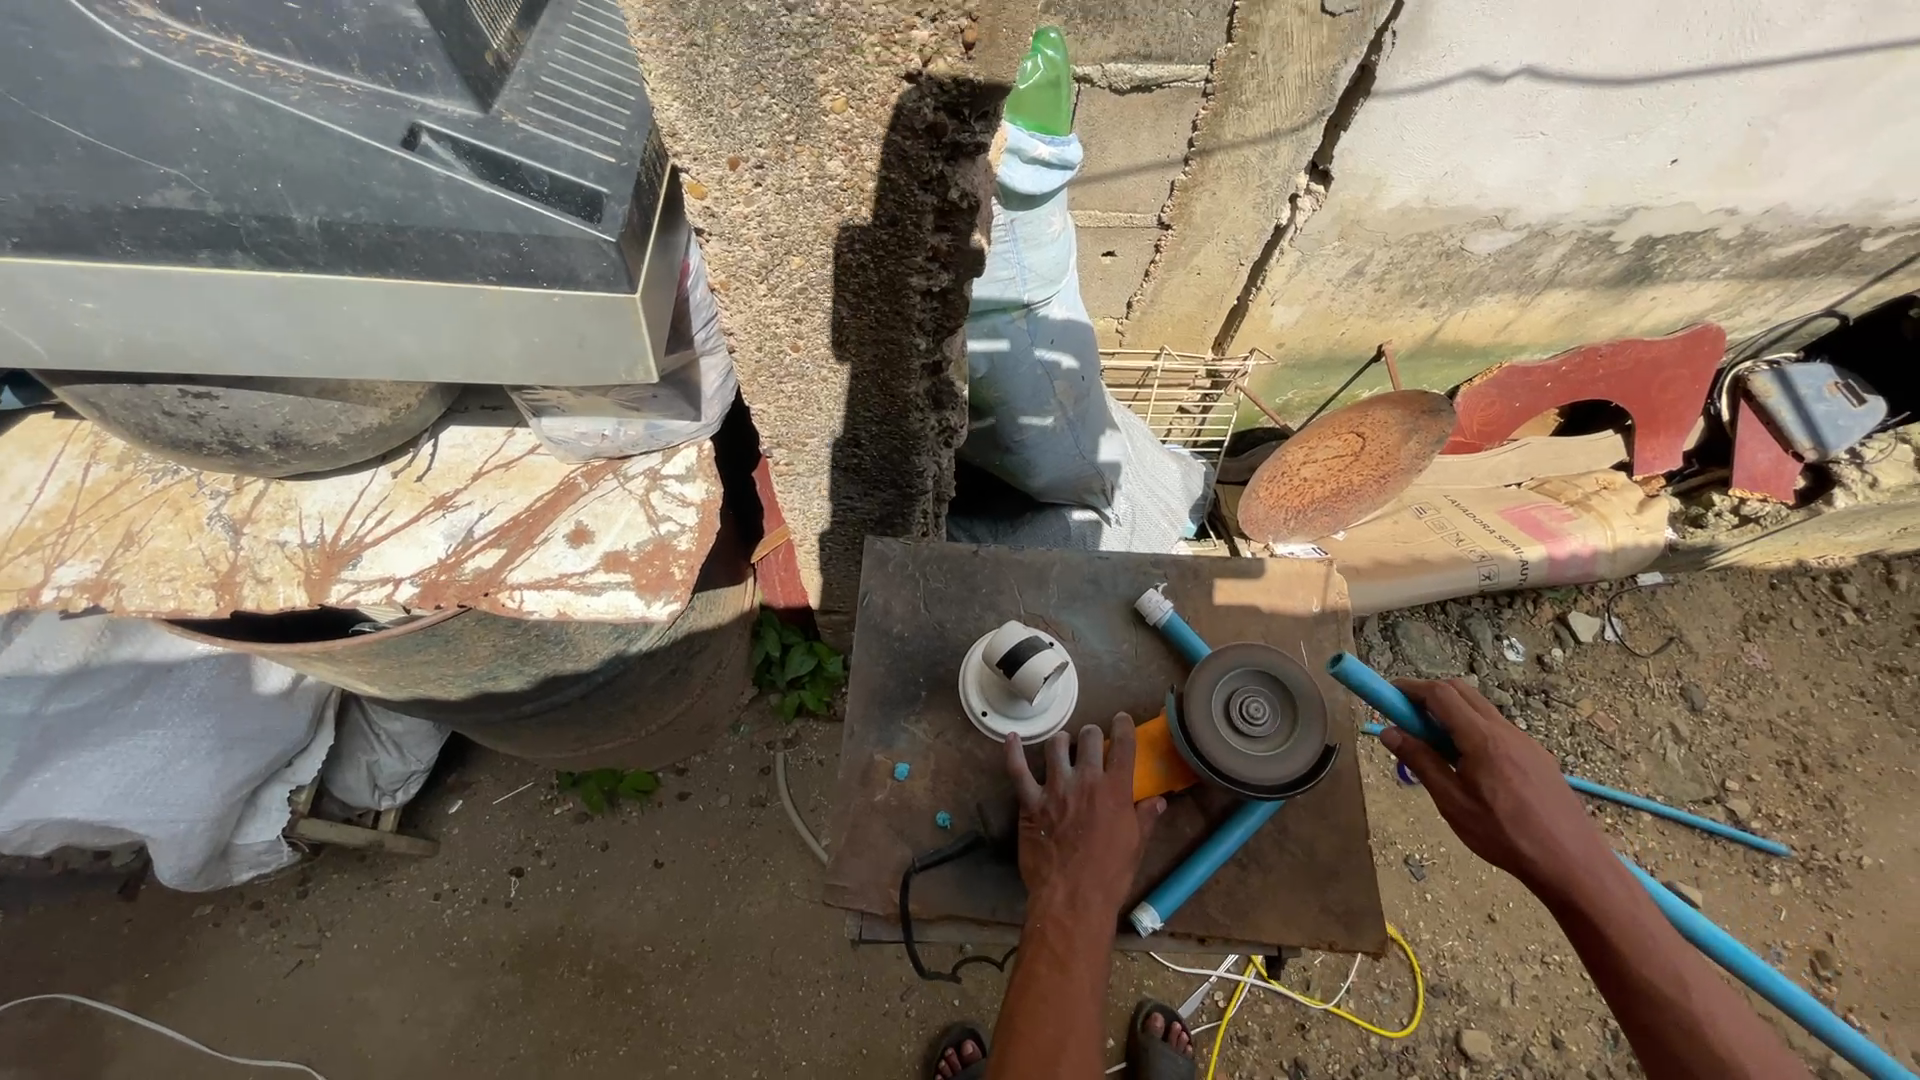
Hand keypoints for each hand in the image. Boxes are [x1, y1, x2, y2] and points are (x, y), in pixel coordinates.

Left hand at [1005, 714, 1166, 916]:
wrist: (1073, 898)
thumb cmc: (1110, 876)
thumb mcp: (1136, 846)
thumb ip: (1146, 818)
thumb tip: (1158, 800)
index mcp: (1116, 790)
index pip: (1123, 746)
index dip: (1123, 726)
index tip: (1121, 719)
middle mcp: (1086, 781)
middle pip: (1088, 739)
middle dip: (1091, 733)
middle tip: (1091, 737)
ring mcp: (1055, 789)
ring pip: (1055, 747)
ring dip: (1061, 740)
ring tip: (1063, 742)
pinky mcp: (1030, 802)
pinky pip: (1017, 770)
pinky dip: (1012, 752)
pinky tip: (1011, 738)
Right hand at [1380, 679, 1612, 900]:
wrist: (1573, 864)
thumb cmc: (1506, 836)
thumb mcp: (1452, 802)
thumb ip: (1421, 762)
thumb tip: (1389, 732)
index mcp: (1483, 739)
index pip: (1440, 694)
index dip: (1409, 688)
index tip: (1386, 695)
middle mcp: (1506, 731)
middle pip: (1462, 692)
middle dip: (1428, 695)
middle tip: (1404, 718)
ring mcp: (1526, 743)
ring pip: (1480, 710)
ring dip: (1450, 714)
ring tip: (1432, 747)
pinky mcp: (1537, 757)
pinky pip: (1496, 729)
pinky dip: (1471, 729)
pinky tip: (1466, 764)